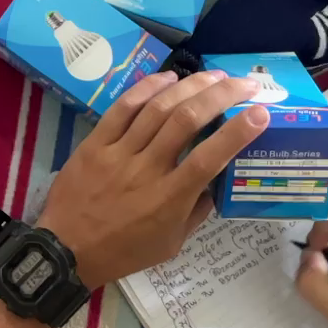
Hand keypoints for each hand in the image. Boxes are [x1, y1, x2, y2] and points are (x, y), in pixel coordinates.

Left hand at [36, 70, 267, 287]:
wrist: (66, 250)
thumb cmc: (124, 251)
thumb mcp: (171, 243)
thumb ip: (196, 211)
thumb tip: (216, 181)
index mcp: (169, 199)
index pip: (209, 158)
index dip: (238, 132)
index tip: (260, 112)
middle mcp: (146, 170)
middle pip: (186, 121)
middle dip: (220, 96)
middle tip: (244, 83)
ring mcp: (118, 153)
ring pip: (157, 109)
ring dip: (189, 86)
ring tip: (214, 75)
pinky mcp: (95, 143)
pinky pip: (122, 109)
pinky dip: (146, 88)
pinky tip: (168, 78)